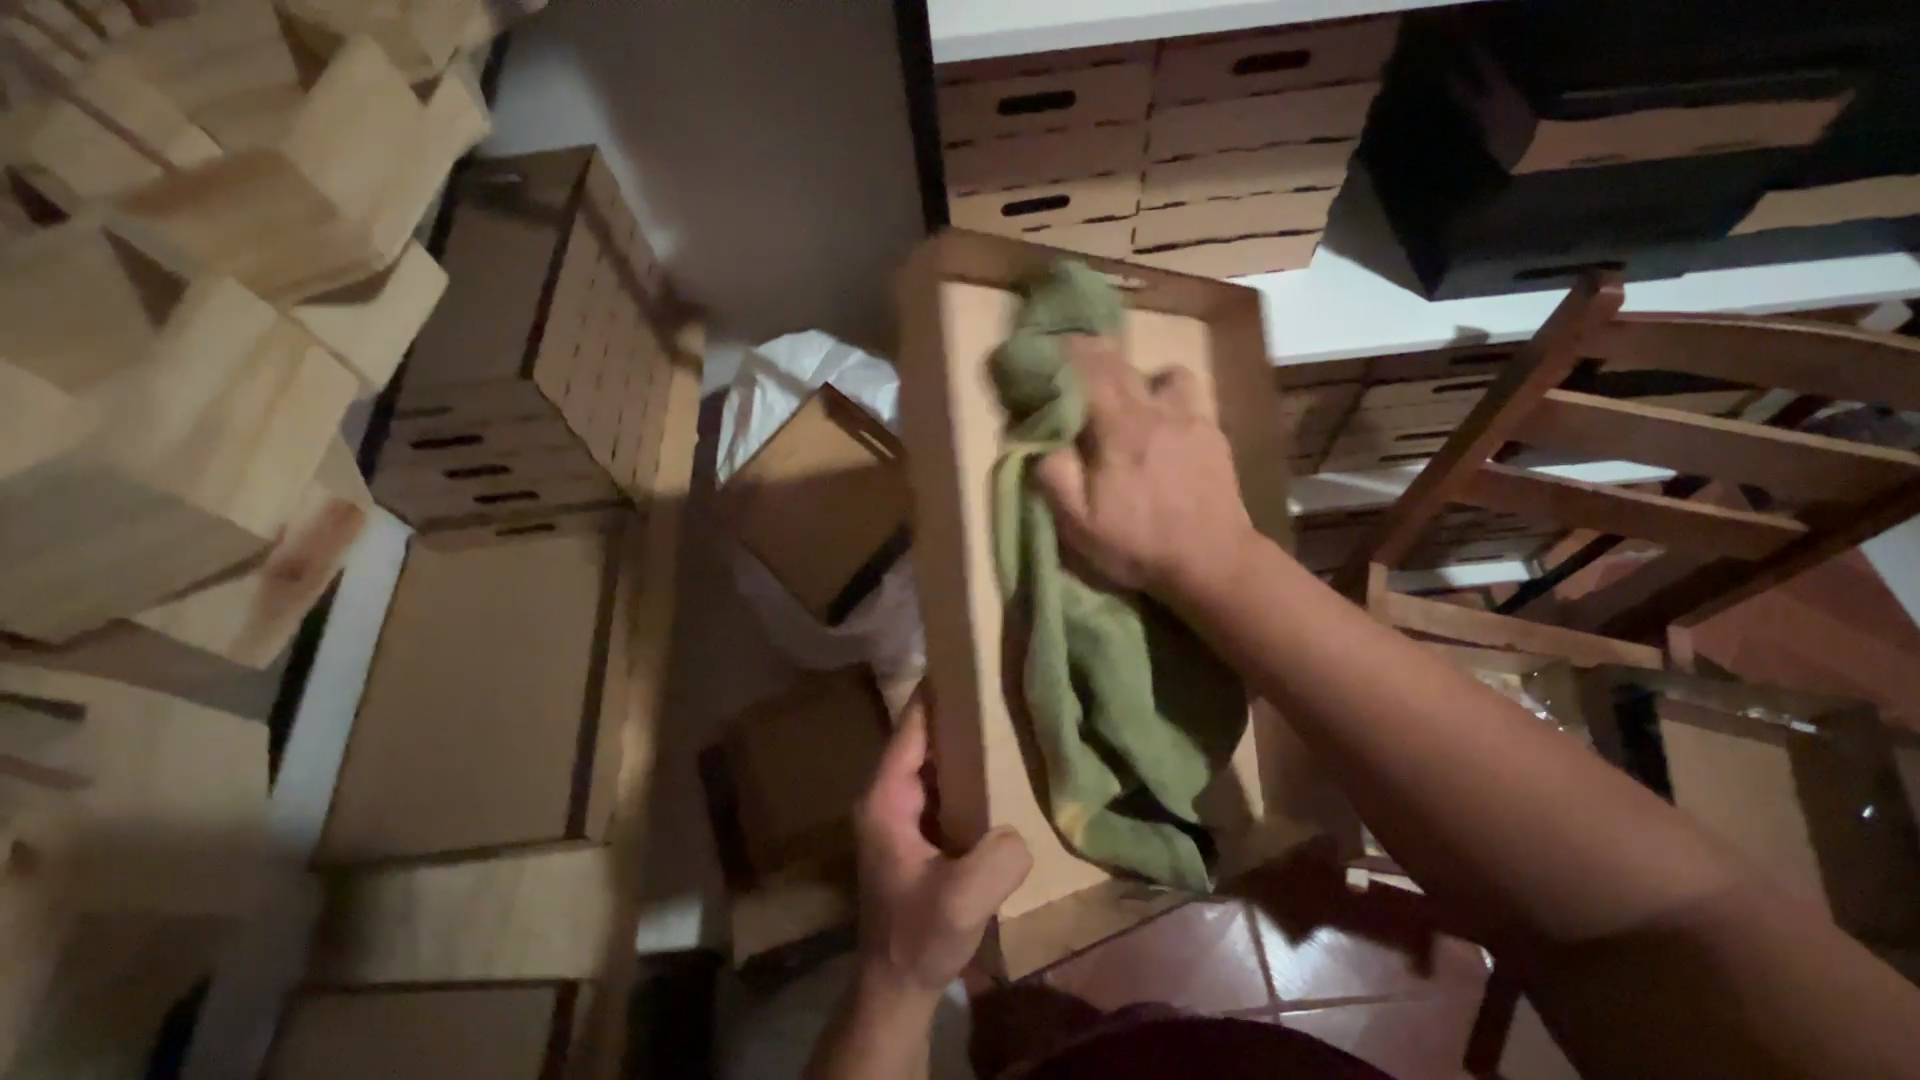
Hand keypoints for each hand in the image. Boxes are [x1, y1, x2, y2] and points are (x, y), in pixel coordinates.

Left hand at [856, 685, 1031, 995]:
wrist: (898, 985)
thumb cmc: (918, 937)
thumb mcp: (962, 900)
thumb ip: (997, 857)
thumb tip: (1019, 829)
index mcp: (887, 798)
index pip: (912, 727)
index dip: (938, 691)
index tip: (971, 659)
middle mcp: (890, 797)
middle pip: (925, 737)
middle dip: (961, 712)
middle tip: (1005, 685)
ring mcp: (904, 815)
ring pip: (938, 762)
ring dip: (969, 744)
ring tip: (1012, 719)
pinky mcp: (922, 834)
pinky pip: (948, 788)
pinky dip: (973, 774)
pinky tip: (1006, 773)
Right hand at [1034, 336, 1255, 599]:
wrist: (1213, 562)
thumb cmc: (1139, 544)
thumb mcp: (1079, 523)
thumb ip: (1054, 475)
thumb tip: (1042, 440)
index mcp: (1120, 428)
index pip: (1089, 371)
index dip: (1065, 355)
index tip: (1046, 349)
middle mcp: (1157, 411)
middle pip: (1123, 366)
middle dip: (1095, 356)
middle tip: (1076, 360)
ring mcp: (1192, 419)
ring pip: (1164, 375)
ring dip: (1141, 378)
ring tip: (1130, 400)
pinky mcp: (1214, 436)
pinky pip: (1188, 401)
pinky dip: (1168, 402)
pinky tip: (1163, 429)